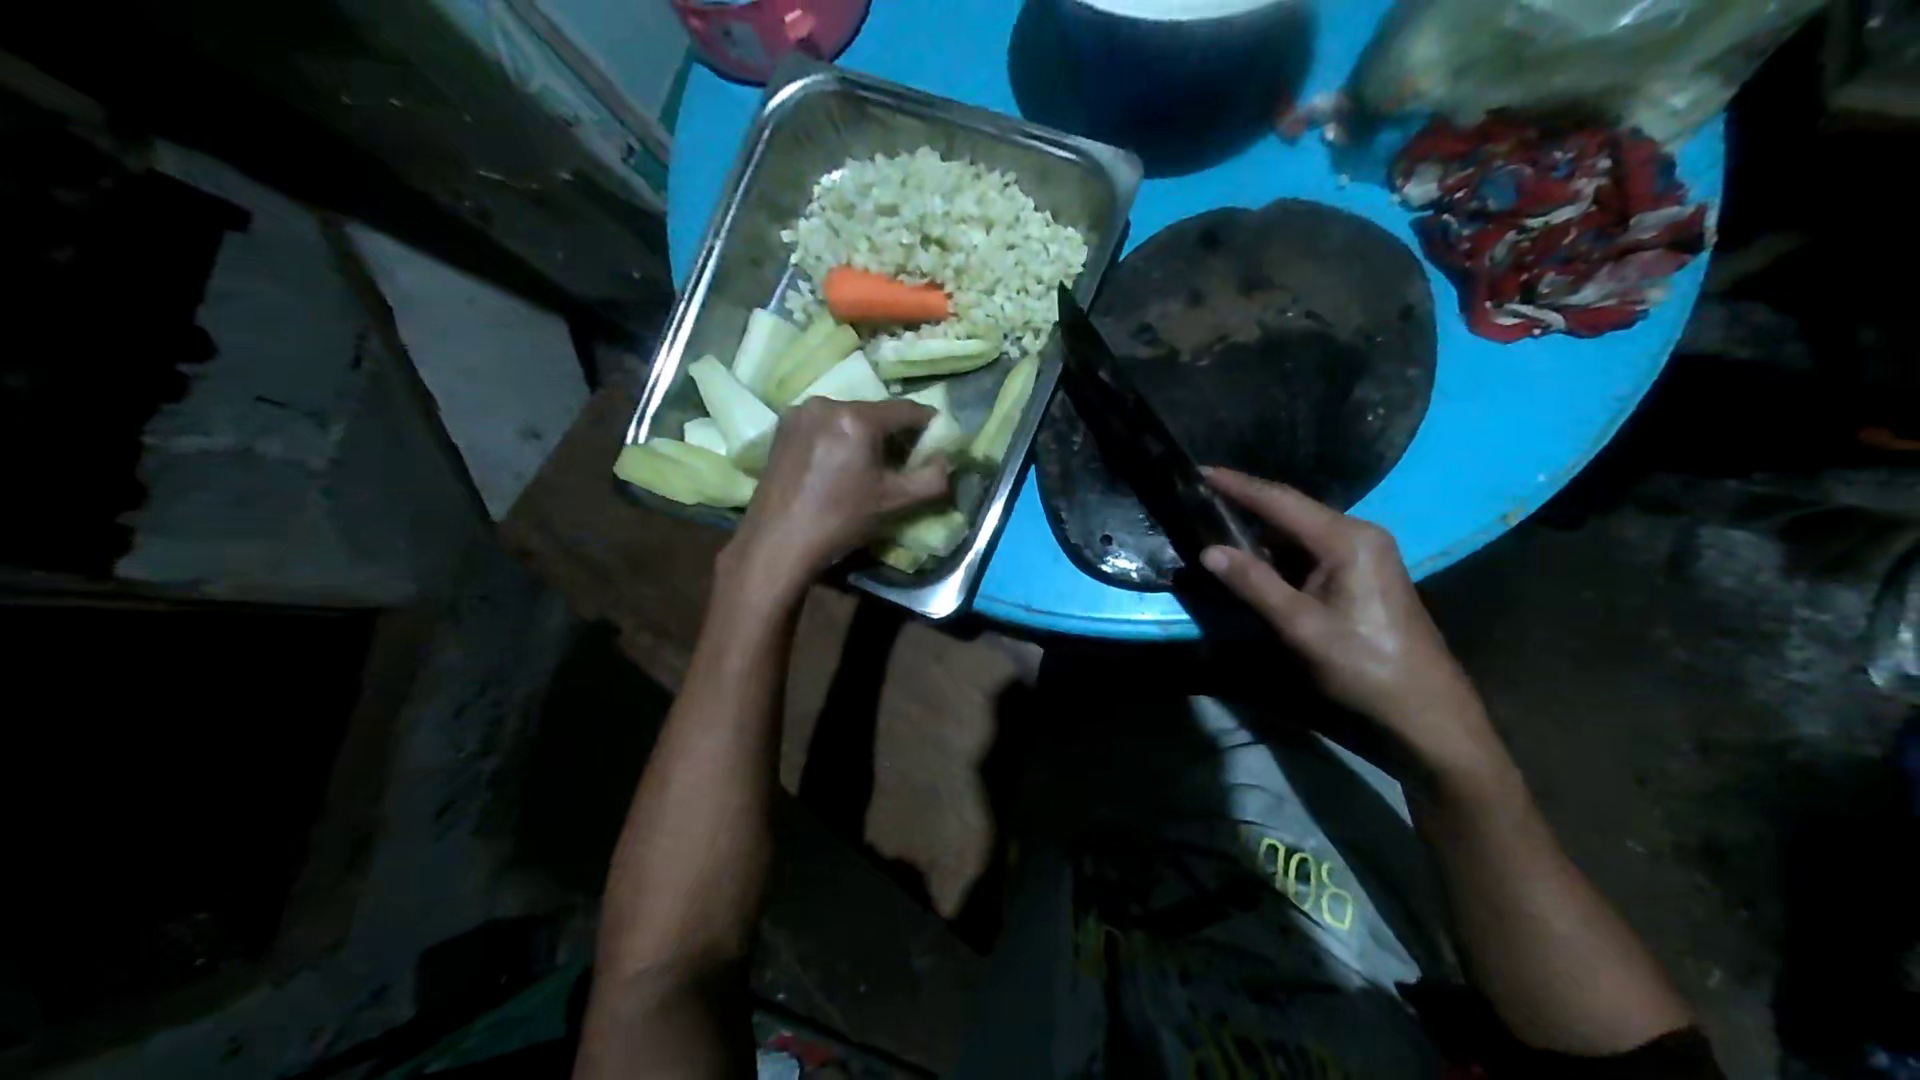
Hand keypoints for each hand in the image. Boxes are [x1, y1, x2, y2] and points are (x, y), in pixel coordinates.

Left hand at [721, 399, 949, 599]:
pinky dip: (838, 438)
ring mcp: (800, 412)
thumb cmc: (839, 520)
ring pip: (848, 417)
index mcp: (857, 417)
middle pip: (875, 412)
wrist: (777, 541)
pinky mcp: (782, 426)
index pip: (907, 410)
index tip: (937, 443)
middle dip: (893, 433)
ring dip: (864, 435)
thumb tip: (947, 460)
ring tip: (866, 466)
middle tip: (901, 462)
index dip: (928, 425)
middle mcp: (827, 403)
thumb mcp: (895, 502)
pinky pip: (824, 424)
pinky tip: (836, 466)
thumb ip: (933, 479)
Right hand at [1198, 467, 1497, 776]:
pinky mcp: (1360, 571)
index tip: (1199, 472)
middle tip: (1200, 497)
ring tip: (1214, 521)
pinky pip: (1309, 548)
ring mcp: (1363, 551)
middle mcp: (1358, 534)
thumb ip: (1254, 584)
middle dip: (1245, 502)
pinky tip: (1252, 554)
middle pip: (1291, 509)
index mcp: (1347, 539)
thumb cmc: (1363, 664)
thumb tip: (1208, 551)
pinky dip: (1277, 549)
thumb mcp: (1301, 626)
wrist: (1424, 707)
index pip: (1281, 501)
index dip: (1237, 485)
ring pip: (1298, 529)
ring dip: (1259, 528)